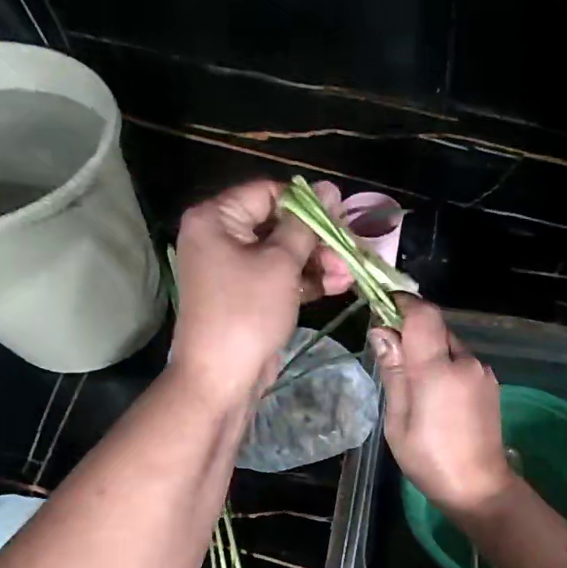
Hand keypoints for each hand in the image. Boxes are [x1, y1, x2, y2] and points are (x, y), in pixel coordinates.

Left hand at [168, 180, 351, 399]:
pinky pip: (279, 278)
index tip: (343, 218)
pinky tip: (337, 287)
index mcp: (215, 218)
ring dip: (318, 262)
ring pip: (283, 254)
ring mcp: (232, 269)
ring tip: (349, 276)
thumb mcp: (281, 264)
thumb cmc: (247, 313)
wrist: (221, 378)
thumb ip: (306, 225)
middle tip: (351, 252)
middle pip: (278, 225)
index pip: (268, 194)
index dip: (307, 204)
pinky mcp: (246, 297)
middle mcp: (220, 237)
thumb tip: (328, 189)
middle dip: (317, 240)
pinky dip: (305, 281)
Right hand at [372, 296, 517, 515]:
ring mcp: (482, 372)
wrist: (478, 487)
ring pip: (450, 345)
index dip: (402, 305)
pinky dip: (445, 366)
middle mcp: (465, 362)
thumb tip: (382, 332)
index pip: (423, 314)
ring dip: (430, 352)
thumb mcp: (398, 420)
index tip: (383, 310)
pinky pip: (462, 363)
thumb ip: (394, 372)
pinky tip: (436, 396)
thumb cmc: (429, 459)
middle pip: (436, 328)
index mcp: (439, 370)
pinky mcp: (490, 384)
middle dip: (413, 333)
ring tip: (413, 386)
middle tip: (391, 358)